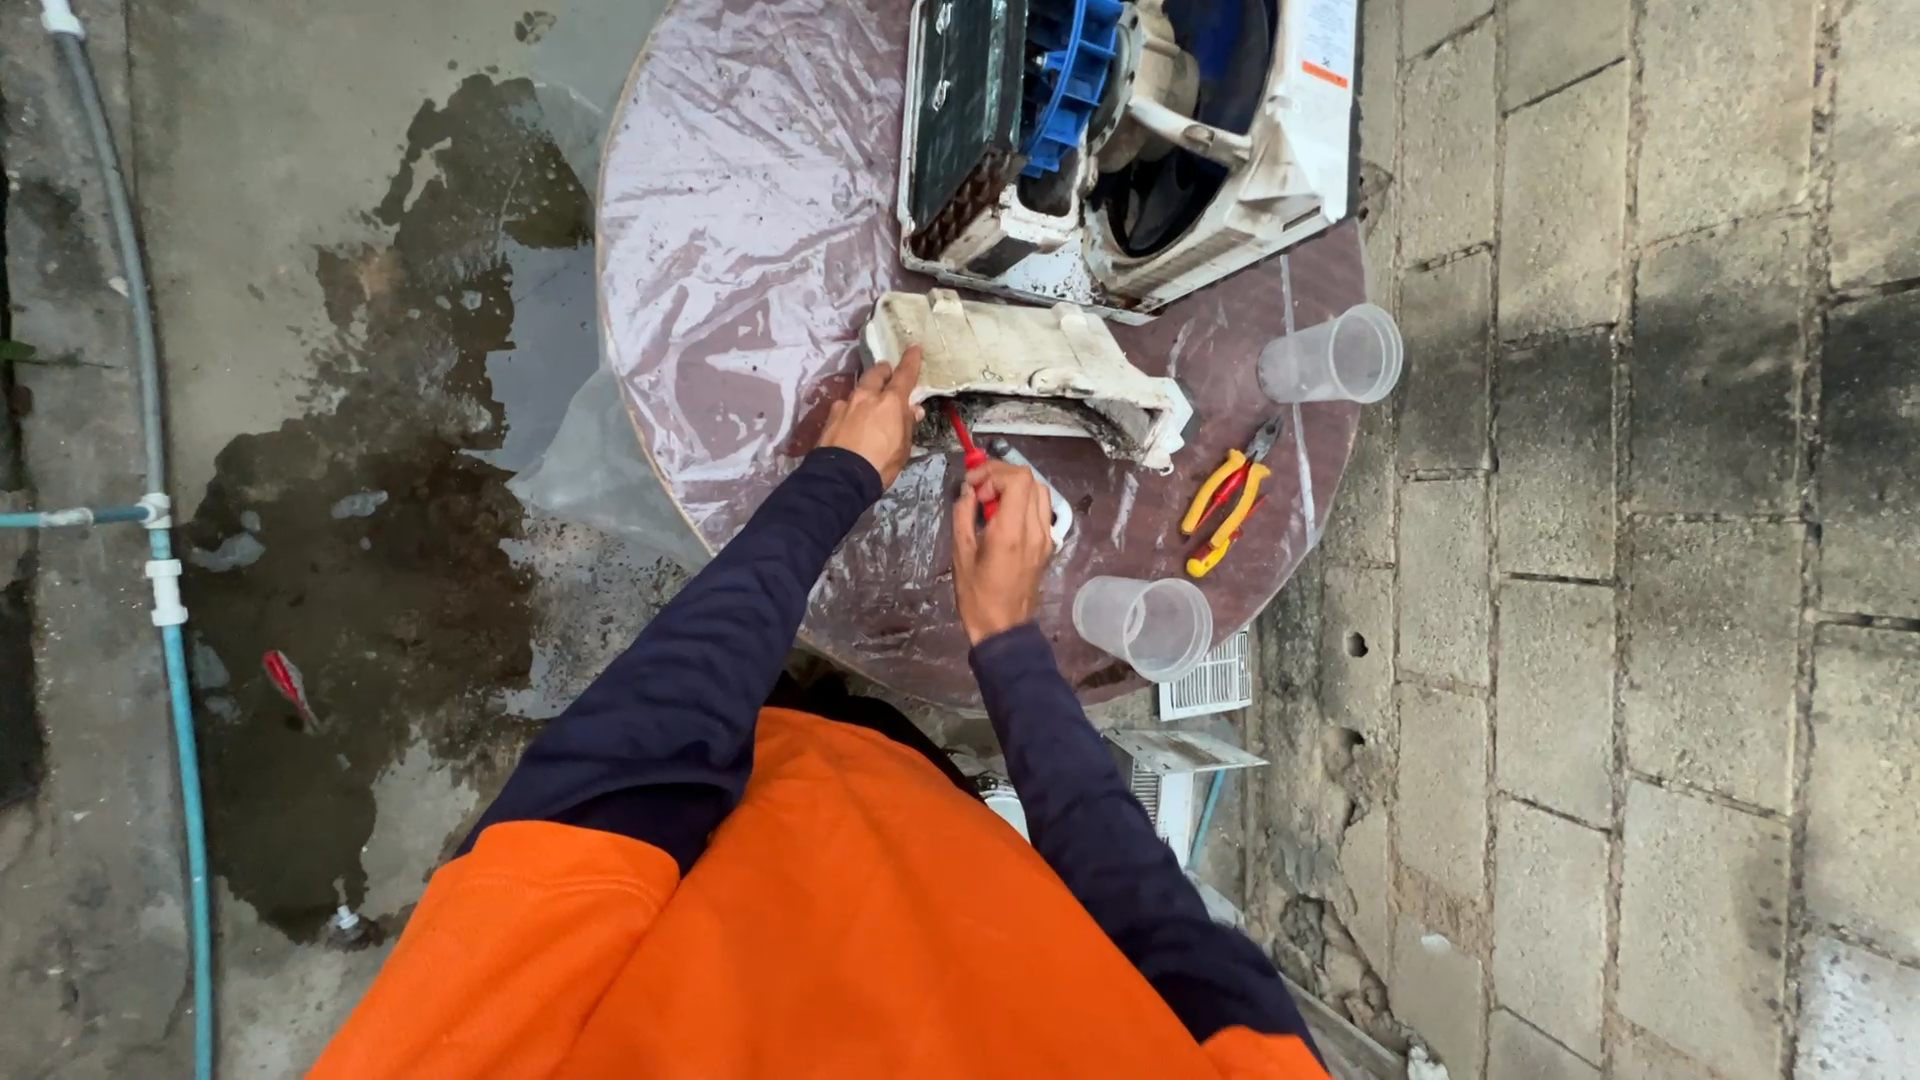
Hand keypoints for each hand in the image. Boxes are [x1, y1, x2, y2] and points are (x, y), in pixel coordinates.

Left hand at [816, 346, 923, 487]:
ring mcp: (844, 405)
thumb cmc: (880, 464)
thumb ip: (906, 424)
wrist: (842, 478)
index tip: (914, 347)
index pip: (904, 375)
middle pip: (875, 373)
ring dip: (865, 392)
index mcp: (890, 402)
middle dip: (883, 371)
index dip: (911, 360)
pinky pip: (844, 406)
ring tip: (868, 403)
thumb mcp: (903, 447)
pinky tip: (850, 421)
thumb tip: (912, 409)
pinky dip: (851, 409)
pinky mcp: (829, 417)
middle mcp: (866, 397)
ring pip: (858, 390)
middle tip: (887, 374)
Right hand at [951, 460, 1055, 644]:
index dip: (993, 473)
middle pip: (1030, 479)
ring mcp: (1046, 537)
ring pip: (1039, 491)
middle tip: (979, 490)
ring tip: (991, 501)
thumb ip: (963, 515)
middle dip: (1002, 475)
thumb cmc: (977, 595)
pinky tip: (1003, 515)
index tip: (973, 487)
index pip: (1017, 479)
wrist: (1003, 627)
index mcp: (1012, 531)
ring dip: (1014, 487)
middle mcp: (1036, 530)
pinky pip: (1040, 509)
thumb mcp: (960, 553)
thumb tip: (968, 491)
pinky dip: (1022, 501)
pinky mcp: (1047, 544)